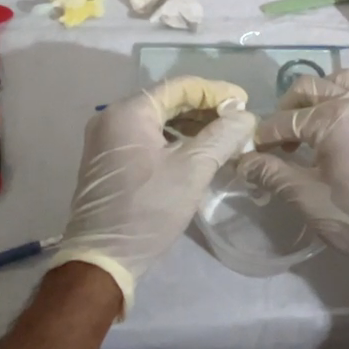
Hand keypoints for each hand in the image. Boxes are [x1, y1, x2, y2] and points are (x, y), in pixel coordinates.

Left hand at [46, 76, 256, 314]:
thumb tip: (245, 116)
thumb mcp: (192, 170)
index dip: (216, 92)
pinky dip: (173, 139)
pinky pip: (146, 137)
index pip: (180, 87)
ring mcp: (106, 139)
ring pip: (158, 119)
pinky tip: (197, 151)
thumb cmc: (147, 210)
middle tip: (237, 119)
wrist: (102, 261)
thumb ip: (222, 136)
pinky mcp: (108, 160)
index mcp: (128, 112)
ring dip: (191, 125)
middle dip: (205, 108)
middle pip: (168, 100)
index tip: (245, 103)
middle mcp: (111, 117)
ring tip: (223, 135)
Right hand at [238, 70, 348, 329]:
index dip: (264, 136)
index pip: (285, 119)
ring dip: (319, 94)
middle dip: (286, 108)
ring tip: (307, 121)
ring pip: (341, 80)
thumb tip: (241, 162)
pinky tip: (343, 117)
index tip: (251, 153)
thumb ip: (270, 172)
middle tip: (277, 139)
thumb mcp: (304, 195)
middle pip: (309, 87)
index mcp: (332, 118)